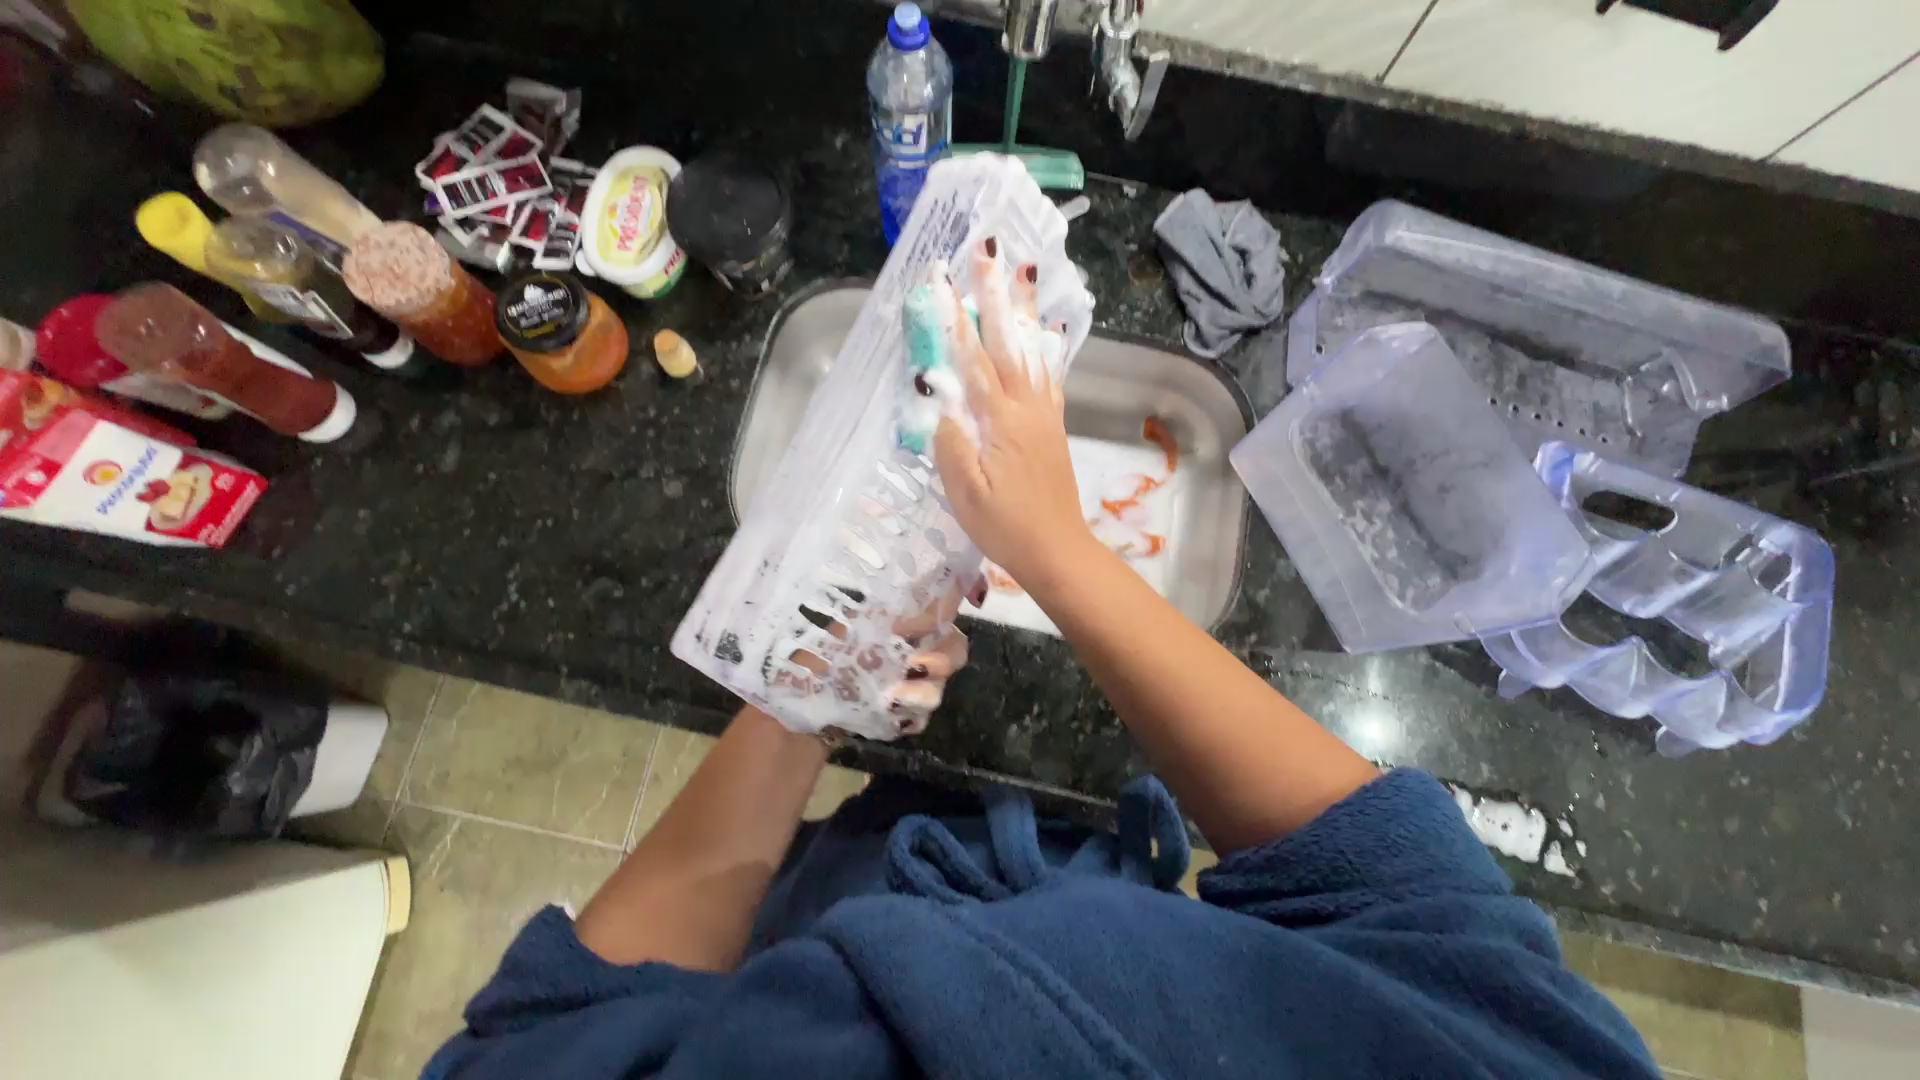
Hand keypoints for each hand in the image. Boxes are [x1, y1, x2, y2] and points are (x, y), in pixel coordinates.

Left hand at [787, 577, 977, 736]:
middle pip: (955, 648)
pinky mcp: (904, 715)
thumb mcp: (844, 627)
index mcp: (903, 620)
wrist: (797, 702)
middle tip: (915, 665)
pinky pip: (921, 718)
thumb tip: (907, 620)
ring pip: (938, 688)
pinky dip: (908, 716)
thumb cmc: (817, 655)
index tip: (944, 607)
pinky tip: (889, 714)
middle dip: (943, 658)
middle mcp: (916, 649)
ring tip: (890, 698)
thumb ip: (880, 619)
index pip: (942, 603)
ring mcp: (913, 685)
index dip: (952, 600)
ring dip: (920, 692)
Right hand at [932, 237, 1094, 587]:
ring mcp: (1045, 415)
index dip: (957, 319)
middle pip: (1009, 343)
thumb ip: (952, 444)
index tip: (944, 280)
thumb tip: (940, 404)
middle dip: (996, 297)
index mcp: (1001, 420)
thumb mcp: (966, 492)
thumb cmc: (1006, 526)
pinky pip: (1050, 377)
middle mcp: (1027, 408)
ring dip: (1024, 312)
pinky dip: (1046, 349)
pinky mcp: (1053, 428)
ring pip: (1034, 352)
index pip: (974, 360)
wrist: (1058, 549)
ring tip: (1022, 275)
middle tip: (989, 254)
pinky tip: (1046, 335)